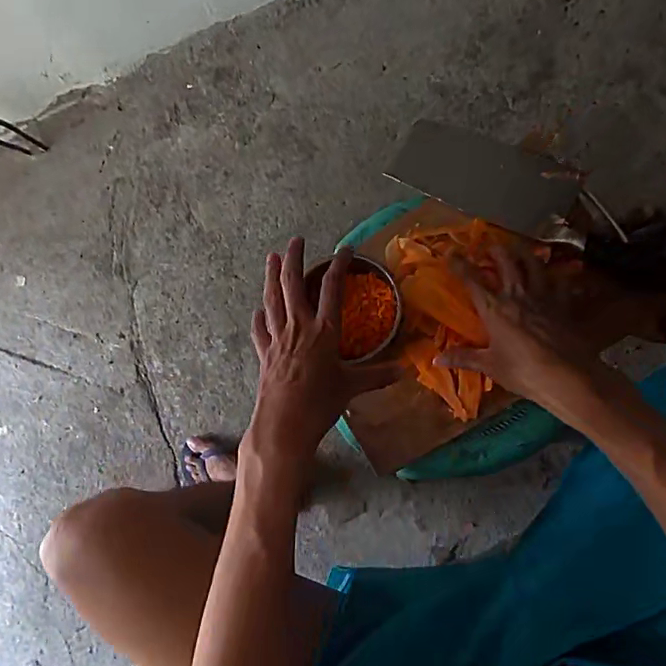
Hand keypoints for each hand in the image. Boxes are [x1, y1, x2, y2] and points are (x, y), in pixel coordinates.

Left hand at [243, 239, 397, 462]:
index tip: (346, 249)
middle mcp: (298, 328)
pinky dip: (260, 316)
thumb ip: (378, 376)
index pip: (332, 289)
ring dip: (271, 276)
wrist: (283, 425)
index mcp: (324, 331)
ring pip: (272, 299)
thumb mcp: (353, 388)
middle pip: (292, 283)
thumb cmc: (320, 404)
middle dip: (294, 258)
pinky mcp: (264, 354)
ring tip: (271, 258)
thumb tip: (406, 370)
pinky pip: (260, 328)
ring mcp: (277, 339)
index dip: (339, 265)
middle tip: (296, 240)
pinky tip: (259, 310)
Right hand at [434, 245, 624, 419]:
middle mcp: (517, 295)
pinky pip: (563, 283)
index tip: (451, 252)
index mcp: (494, 309)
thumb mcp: (490, 366)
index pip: (473, 280)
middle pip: (506, 263)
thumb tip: (437, 359)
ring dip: (526, 254)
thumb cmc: (522, 372)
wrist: (566, 376)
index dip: (460, 264)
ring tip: (522, 249)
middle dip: (496, 251)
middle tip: (490, 246)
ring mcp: (543, 297)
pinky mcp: (564, 305)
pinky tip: (565, 271)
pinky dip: (563, 275)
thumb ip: (465, 358)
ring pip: (534, 265)